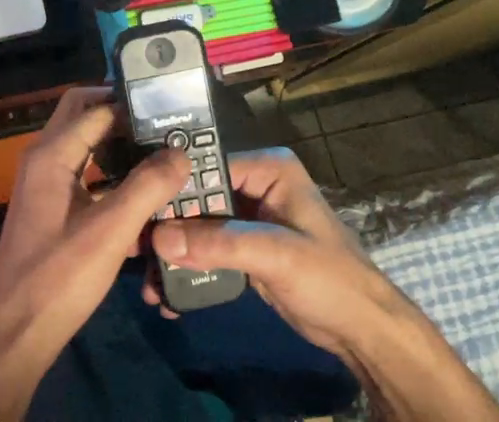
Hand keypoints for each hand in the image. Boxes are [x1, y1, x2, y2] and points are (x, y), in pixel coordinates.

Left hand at [0, 87, 189, 421]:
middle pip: (86, 117)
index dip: (133, 103)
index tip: (173, 108)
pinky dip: (112, 176)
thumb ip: (147, 187)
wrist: (16, 334)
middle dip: (123, 116)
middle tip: (166, 125)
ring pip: (86, 147)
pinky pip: (85, 175)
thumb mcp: (110, 232)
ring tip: (164, 153)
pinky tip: (145, 196)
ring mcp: (45, 184)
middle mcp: (43, 159)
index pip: (95, 107)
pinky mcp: (52, 208)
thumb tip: (180, 152)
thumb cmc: (58, 278)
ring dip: (119, 145)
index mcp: (50, 154)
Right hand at [147, 148, 498, 421]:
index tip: (138, 212)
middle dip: (168, 227)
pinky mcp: (246, 250)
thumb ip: (218, 243)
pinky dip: (188, 269)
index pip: (208, 167)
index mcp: (269, 169)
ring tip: (149, 284)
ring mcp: (250, 219)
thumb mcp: (275, 255)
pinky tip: (168, 294)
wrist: (363, 332)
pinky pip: (207, 251)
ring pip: (198, 227)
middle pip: (198, 198)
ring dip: (174, 253)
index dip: (173, 189)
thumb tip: (159, 238)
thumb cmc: (330, 278)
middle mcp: (256, 186)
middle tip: (135, 252)